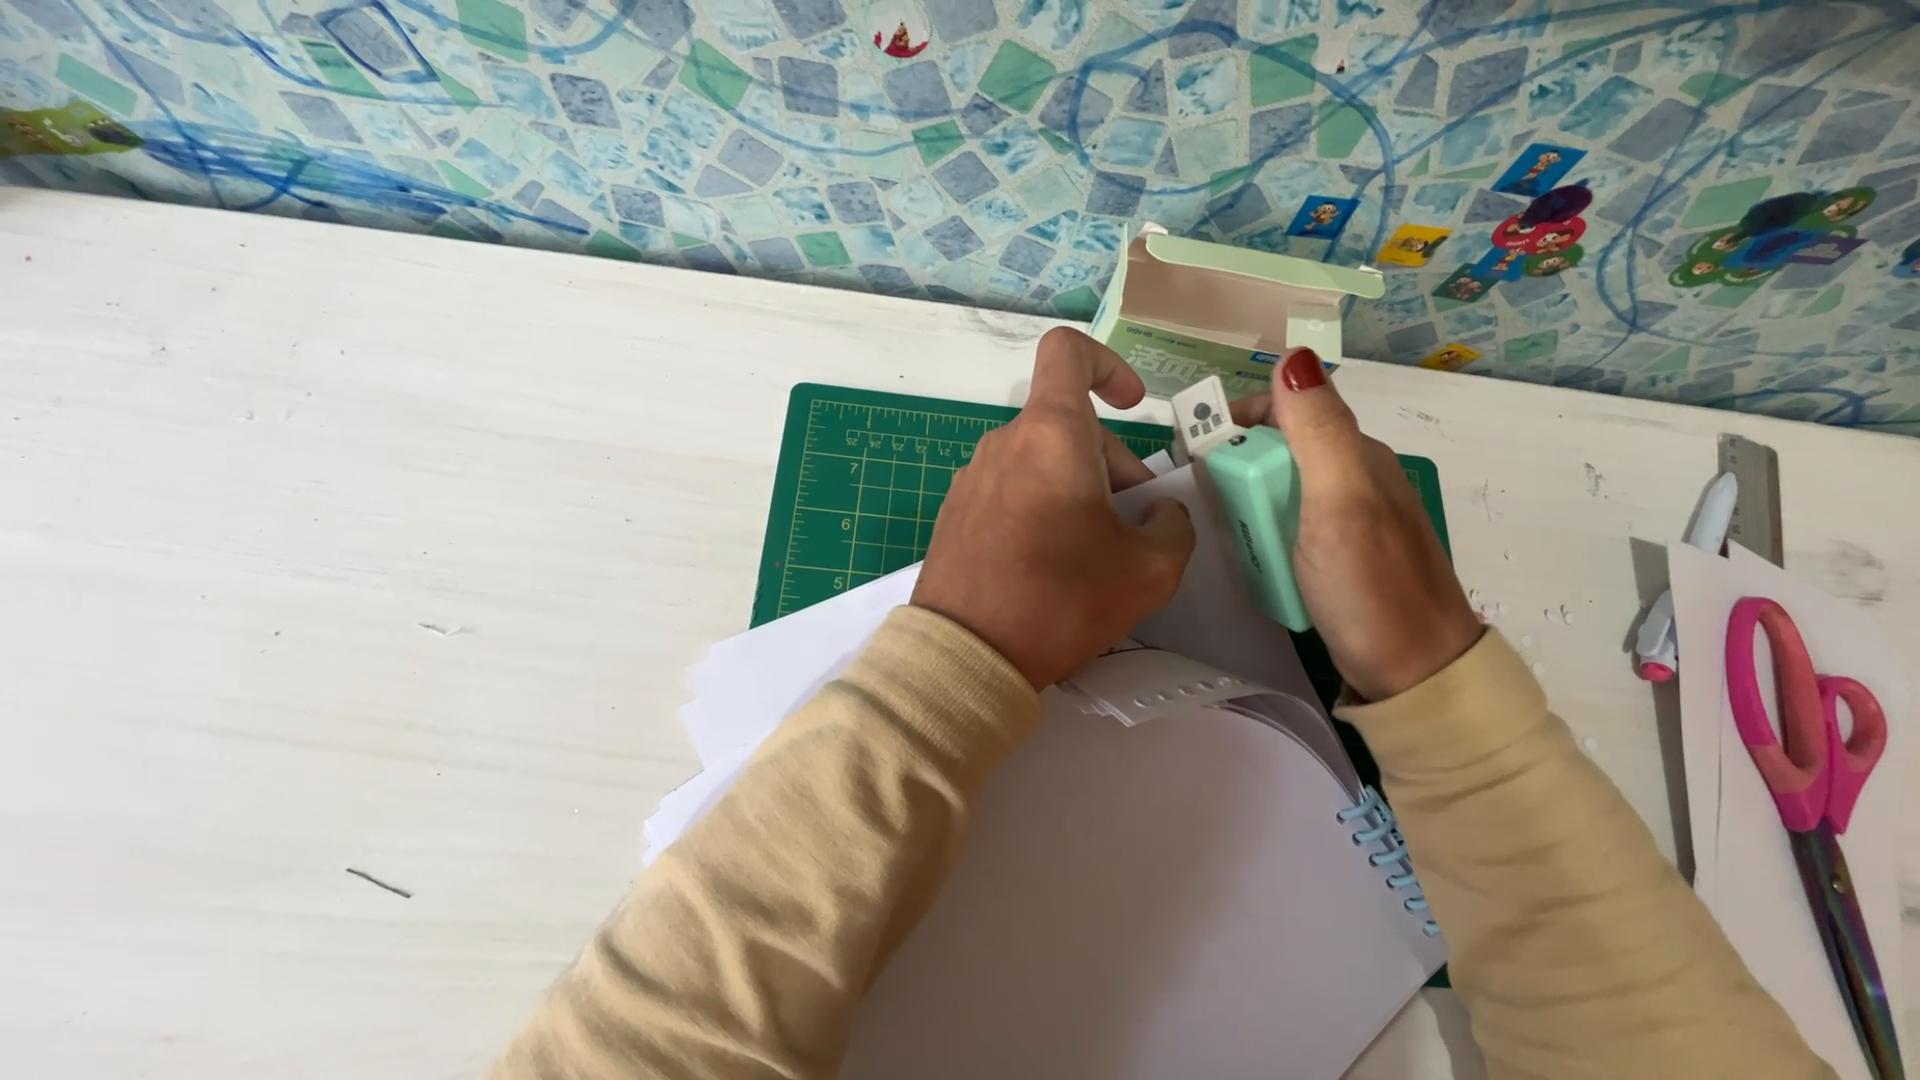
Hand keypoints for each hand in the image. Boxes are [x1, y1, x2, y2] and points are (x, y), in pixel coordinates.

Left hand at [912, 328, 1195, 688]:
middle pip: (1070, 427)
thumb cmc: (1060, 600)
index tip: (1133, 407)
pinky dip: (1041, 510)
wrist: (965, 653)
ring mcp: (973, 477)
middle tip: (1133, 530)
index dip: (1109, 364)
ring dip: (1079, 493)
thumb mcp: (1149, 570)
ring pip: (1042, 462)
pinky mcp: (955, 513)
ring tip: (1093, 557)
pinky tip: (1050, 568)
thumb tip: (1160, 513)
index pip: (1069, 352)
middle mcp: (1006, 442)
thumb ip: (1173, 526)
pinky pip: (1012, 491)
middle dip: (1113, 467)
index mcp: (1052, 434)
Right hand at [1232, 349, 1481, 701]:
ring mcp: (1348, 519)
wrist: (1412, 672)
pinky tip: (1251, 550)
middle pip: (1280, 449)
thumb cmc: (1370, 585)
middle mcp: (1355, 478)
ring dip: (1246, 499)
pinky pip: (1287, 524)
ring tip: (1220, 526)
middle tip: (1203, 496)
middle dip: (1237, 463)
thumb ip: (1317, 431)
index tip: (1194, 446)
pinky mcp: (1339, 555)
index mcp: (1358, 456)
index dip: (1240, 418)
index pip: (1290, 409)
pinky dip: (1261, 529)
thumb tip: (1295, 355)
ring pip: (1281, 488)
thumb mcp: (1339, 501)